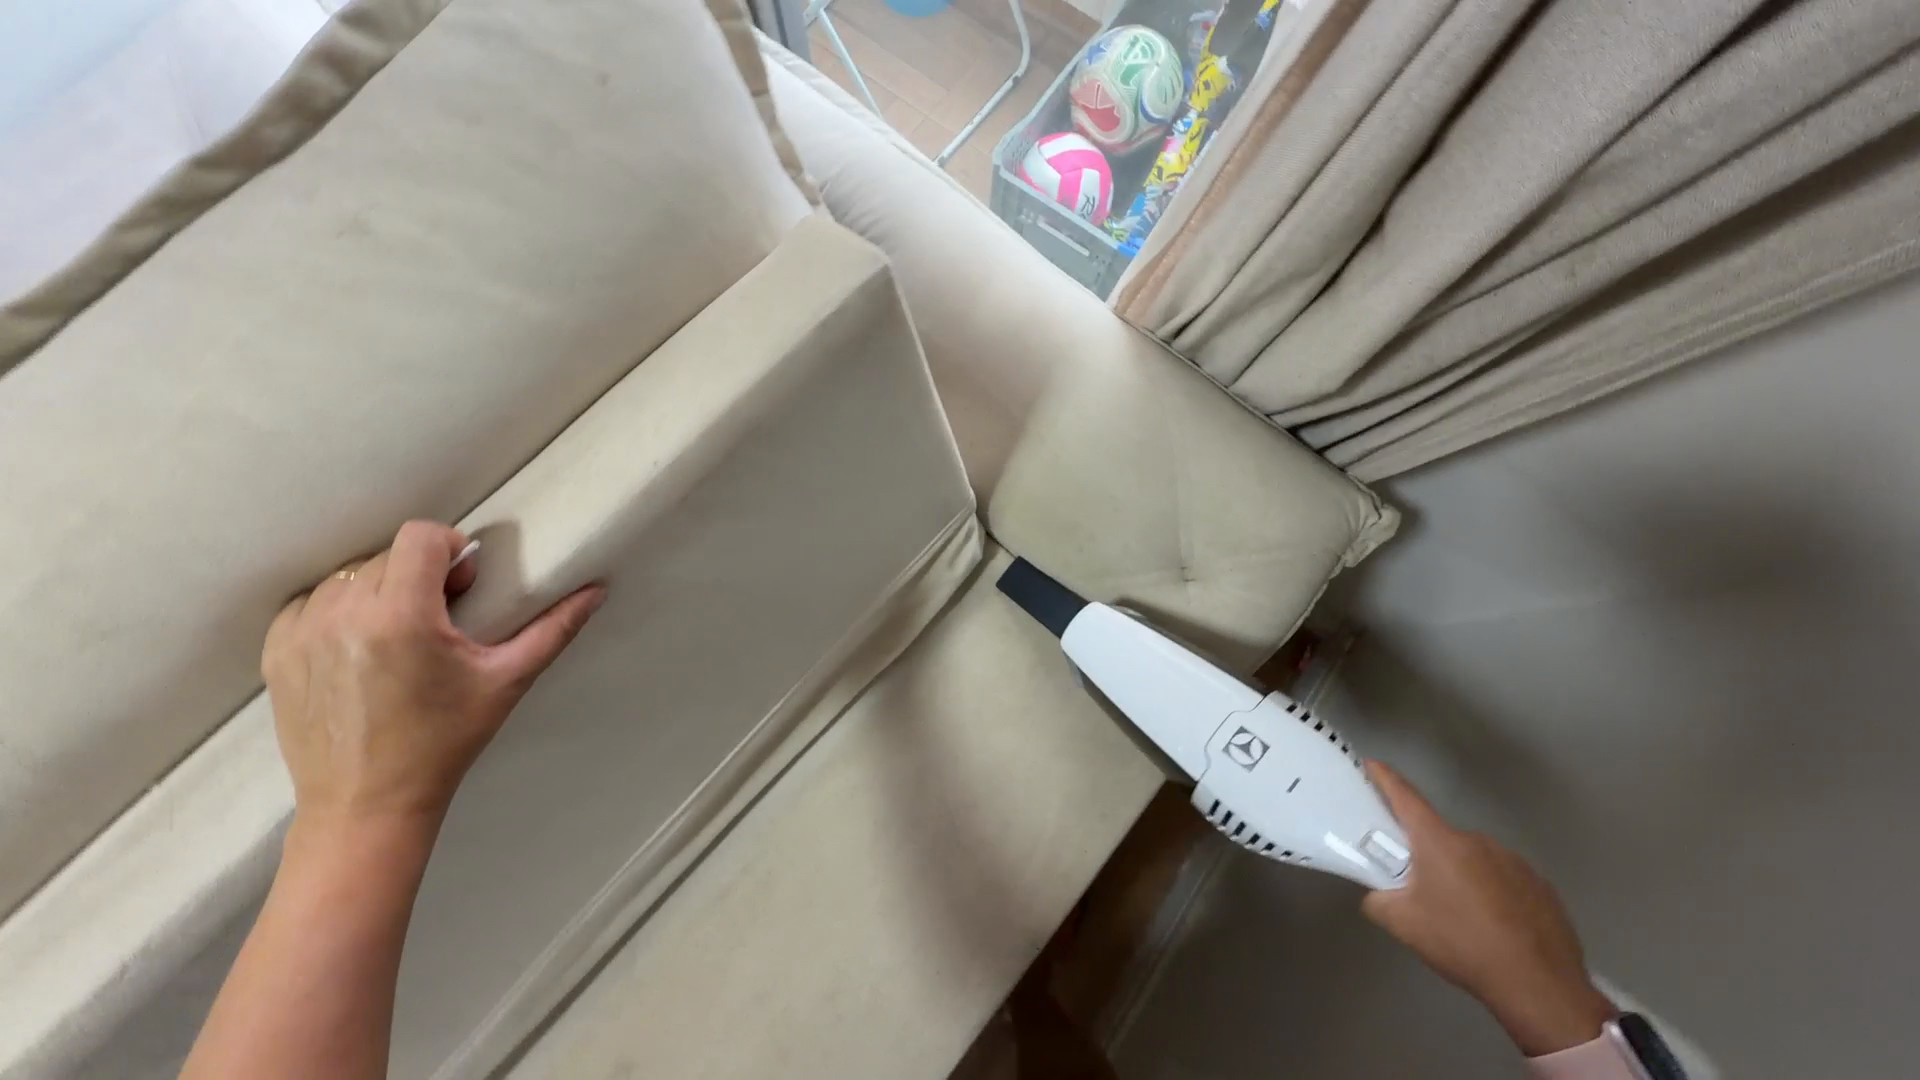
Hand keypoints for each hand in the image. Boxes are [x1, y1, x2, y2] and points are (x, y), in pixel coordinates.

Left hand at [263, 520, 605, 831]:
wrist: (368, 802)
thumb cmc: (446, 739)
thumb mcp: (507, 680)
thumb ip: (554, 629)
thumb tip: (596, 590)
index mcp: (402, 615)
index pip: (420, 536)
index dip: (450, 547)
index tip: (463, 583)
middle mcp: (344, 613)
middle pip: (388, 555)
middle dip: (421, 573)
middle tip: (443, 615)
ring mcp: (302, 632)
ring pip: (350, 576)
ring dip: (381, 590)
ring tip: (401, 632)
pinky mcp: (277, 651)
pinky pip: (312, 602)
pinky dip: (340, 610)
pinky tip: (361, 645)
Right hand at [1360, 761, 1614, 1056]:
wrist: (1539, 987)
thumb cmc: (1462, 945)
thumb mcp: (1402, 924)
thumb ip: (1377, 899)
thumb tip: (1376, 892)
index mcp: (1439, 842)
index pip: (1406, 798)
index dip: (1385, 779)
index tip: (1371, 764)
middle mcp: (1477, 841)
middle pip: (1439, 837)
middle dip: (1426, 855)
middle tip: (1420, 888)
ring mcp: (1514, 861)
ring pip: (1473, 860)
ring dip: (1462, 875)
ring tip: (1463, 917)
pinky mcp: (1541, 885)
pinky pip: (1504, 879)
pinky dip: (1493, 893)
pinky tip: (1496, 927)